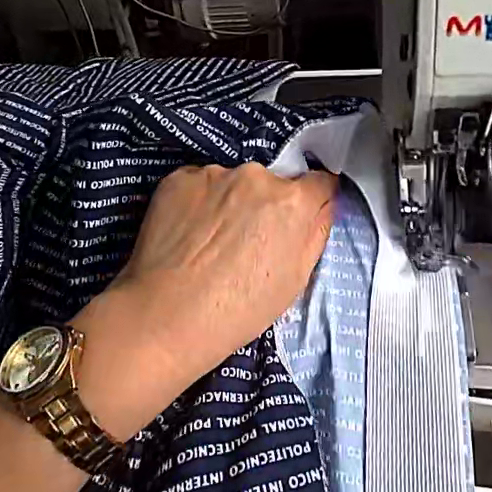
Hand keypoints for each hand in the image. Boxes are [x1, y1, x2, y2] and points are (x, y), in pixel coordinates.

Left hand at [71, 163, 337, 439]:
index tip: (300, 219)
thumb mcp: (297, 278)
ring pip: (235, 183)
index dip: (313, 202)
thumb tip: (323, 205)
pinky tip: (190, 235)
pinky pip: (200, 185)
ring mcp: (214, 175)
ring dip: (231, 202)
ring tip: (213, 243)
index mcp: (293, 202)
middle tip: (250, 243)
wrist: (167, 317)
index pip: (320, 182)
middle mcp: (256, 177)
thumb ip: (317, 232)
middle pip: (274, 183)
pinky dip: (199, 203)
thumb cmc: (240, 308)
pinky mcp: (178, 179)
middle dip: (268, 205)